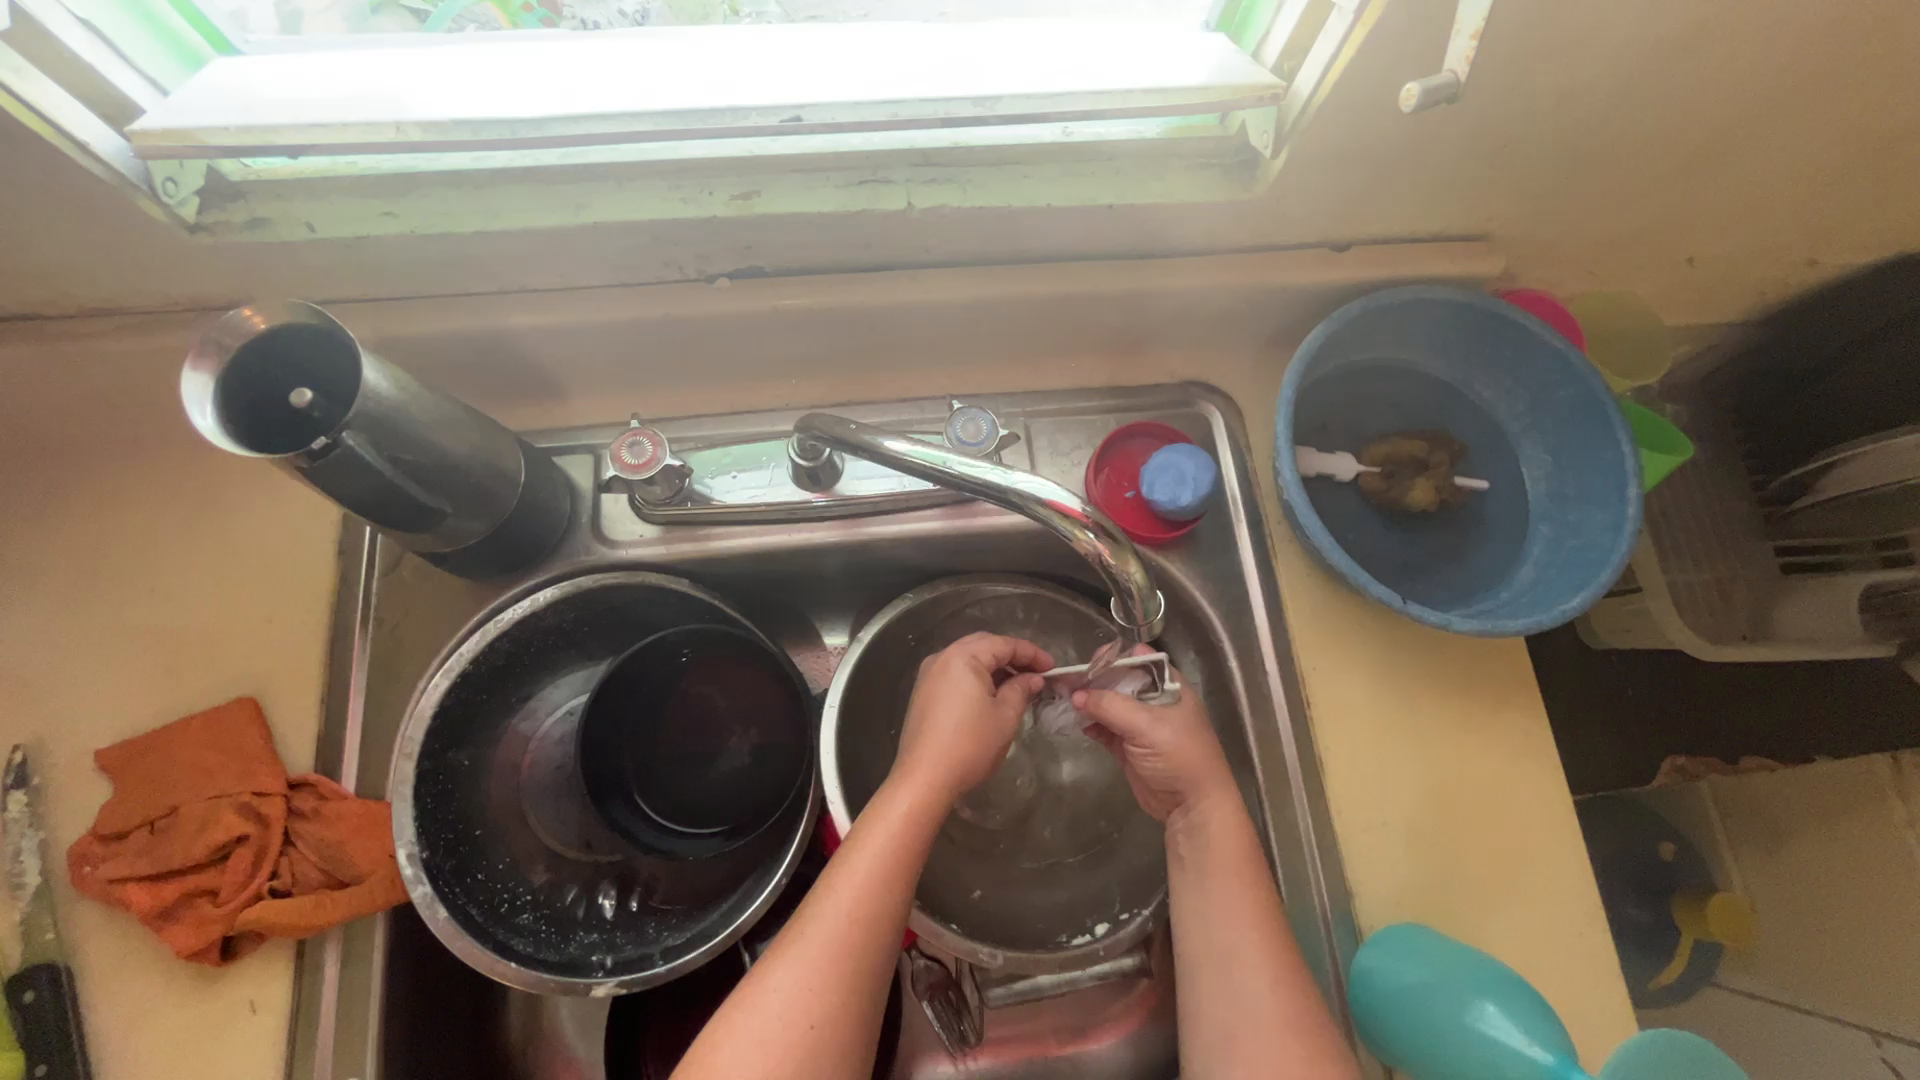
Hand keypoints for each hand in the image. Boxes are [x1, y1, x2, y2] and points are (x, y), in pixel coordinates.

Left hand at [892, 633, 1052, 804]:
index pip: (1004, 644)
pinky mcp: (924, 693)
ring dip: (995, 668)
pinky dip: (977, 678)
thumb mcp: (1005, 716)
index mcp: (963, 657)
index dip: (1032, 653)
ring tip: (1019, 686)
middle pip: (984, 645)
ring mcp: (929, 675)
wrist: (924, 778)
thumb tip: (1032, 678)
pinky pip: (956, 674)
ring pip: (968, 659)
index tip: (1053, 668)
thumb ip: (1021, 689)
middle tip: (1037, 673)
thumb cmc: (970, 745)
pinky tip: (992, 696)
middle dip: (1012, 657)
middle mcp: (942, 657)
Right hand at [1074, 657, 1237, 824]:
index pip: (1140, 659)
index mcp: (1169, 686)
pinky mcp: (1128, 747)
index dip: (1115, 658)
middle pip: (1119, 681)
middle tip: (1070, 683)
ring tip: (1068, 703)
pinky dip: (1092, 725)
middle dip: (1095, 681)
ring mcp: (1141, 725)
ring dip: (1089, 704)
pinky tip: (1080, 725)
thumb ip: (1110, 706)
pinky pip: (1105, 729)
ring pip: (1109, 705)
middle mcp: (1154, 701)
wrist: (1192, 807)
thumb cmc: (1179, 756)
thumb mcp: (1147, 725)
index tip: (1091, 665)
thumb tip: (1077, 695)